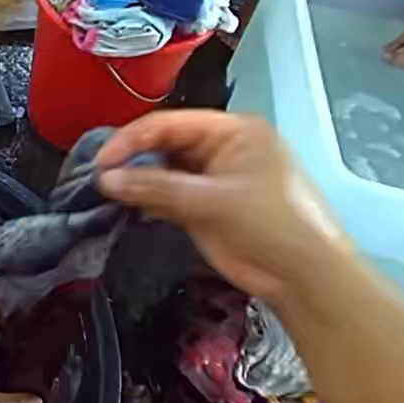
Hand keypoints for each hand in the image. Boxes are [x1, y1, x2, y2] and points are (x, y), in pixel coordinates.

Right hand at [92, 112, 353, 301]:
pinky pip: (166, 194)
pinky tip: (125, 205)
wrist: (304, 278)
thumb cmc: (270, 225)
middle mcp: (220, 147)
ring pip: (162, 169)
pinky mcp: (204, 204)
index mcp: (233, 131)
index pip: (170, 123)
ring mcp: (212, 177)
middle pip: (164, 143)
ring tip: (105, 191)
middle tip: (99, 177)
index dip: (132, 140)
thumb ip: (156, 187)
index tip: (102, 162)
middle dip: (132, 159)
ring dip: (136, 180)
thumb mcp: (212, 201)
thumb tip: (105, 179)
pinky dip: (146, 199)